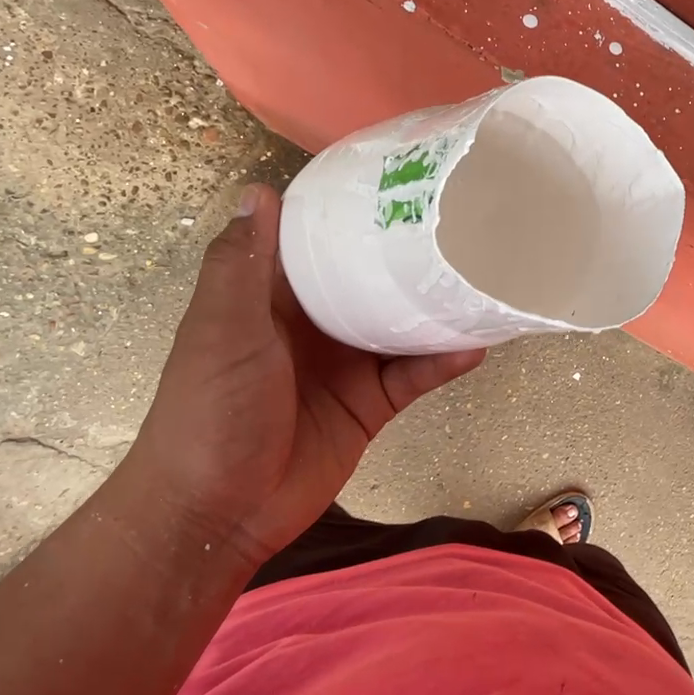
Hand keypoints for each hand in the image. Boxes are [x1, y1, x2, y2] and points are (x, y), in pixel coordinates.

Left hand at [118, 184, 485, 569]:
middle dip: (409, 257)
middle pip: (370, 281)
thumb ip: (242, 267)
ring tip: (485, 280)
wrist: (217, 514)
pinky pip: (417, 375)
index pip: (314, 244)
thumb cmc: (208, 414)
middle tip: (464, 225)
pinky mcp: (373, 404)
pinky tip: (476, 345)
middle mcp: (314, 326)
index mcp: (271, 301)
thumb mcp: (222, 332)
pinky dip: (445, 362)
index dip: (348, 213)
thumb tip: (259, 190)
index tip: (396, 179)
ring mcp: (348, 366)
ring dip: (439, 309)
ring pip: (403, 326)